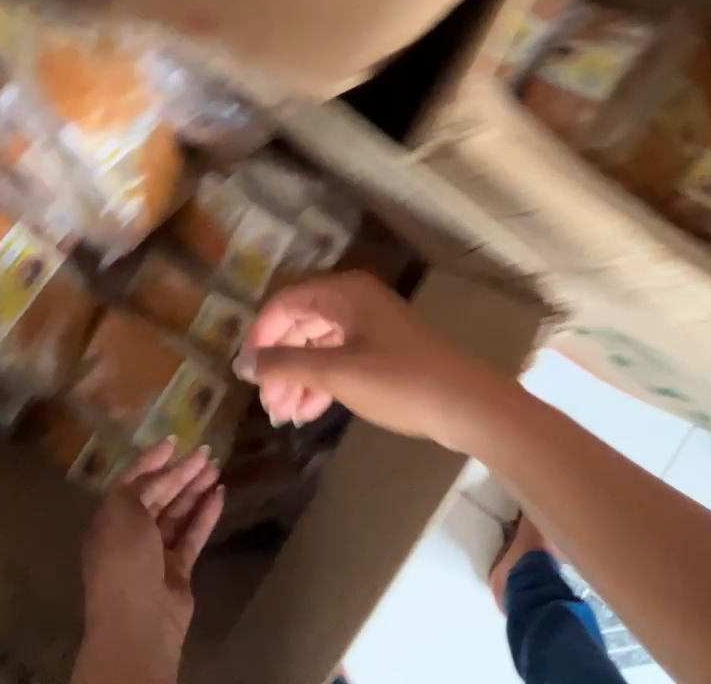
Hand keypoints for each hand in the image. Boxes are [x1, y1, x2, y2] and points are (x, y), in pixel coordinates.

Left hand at [76, 440, 224, 680]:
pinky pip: (192, 535)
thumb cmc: (124, 558)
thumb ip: (138, 486)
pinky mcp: (177, 570)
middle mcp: (130, 535)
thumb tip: (158, 471)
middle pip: (158, 496)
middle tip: (205, 451)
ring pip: (177, 514)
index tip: (175, 441)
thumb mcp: (121, 511)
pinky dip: (206, 514)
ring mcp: (155, 554)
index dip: (151, 460)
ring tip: (216, 467)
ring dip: (195, 489)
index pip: (132, 482)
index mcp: (110, 520)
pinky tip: (220, 494)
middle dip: (180, 473)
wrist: (139, 620)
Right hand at [232, 271, 509, 448]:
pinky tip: (308, 412)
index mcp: (344, 293)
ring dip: (298, 378)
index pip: (285, 303)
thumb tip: (244, 362)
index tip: (246, 373)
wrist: (466, 404)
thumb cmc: (399, 381)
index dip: (261, 335)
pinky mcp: (382, 351)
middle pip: (300, 324)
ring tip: (285, 416)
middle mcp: (355, 301)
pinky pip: (339, 359)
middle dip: (280, 363)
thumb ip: (286, 365)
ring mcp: (370, 326)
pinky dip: (321, 382)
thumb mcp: (337, 373)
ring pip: (319, 345)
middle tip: (268, 404)